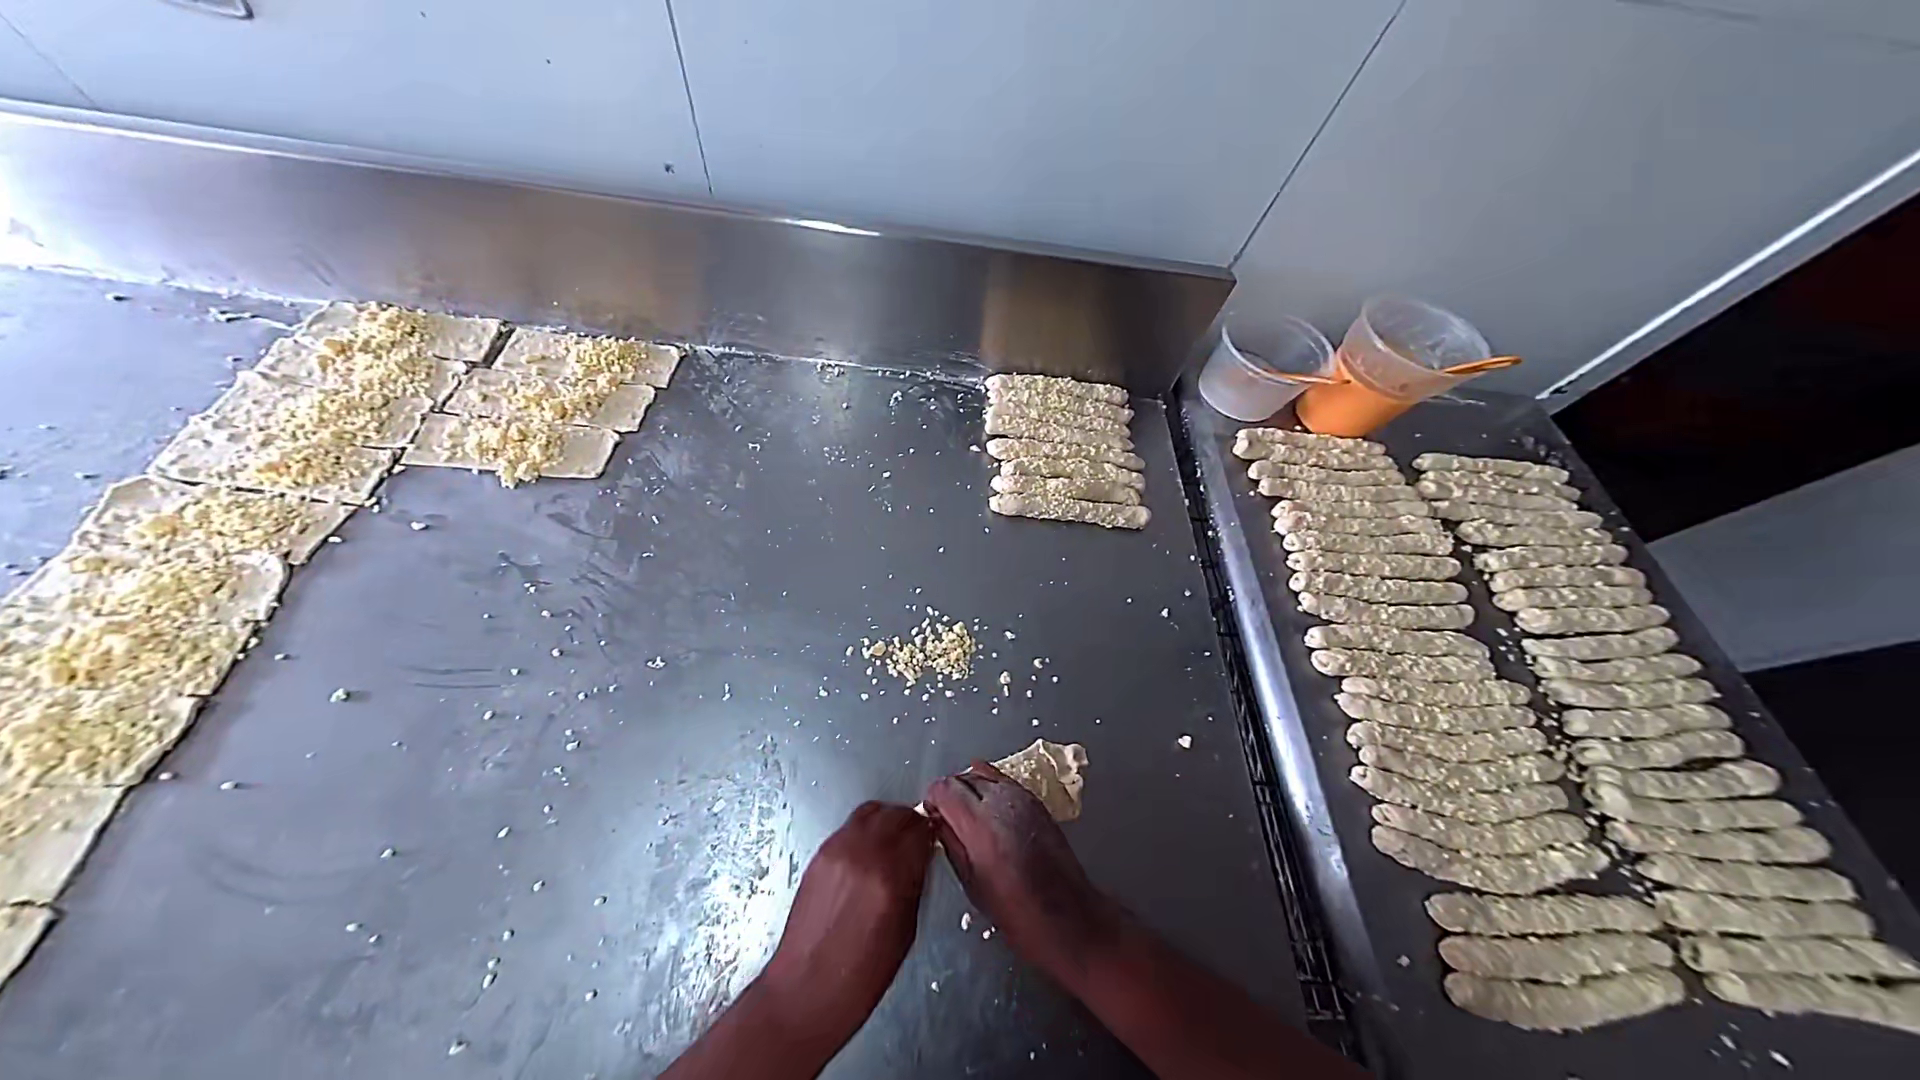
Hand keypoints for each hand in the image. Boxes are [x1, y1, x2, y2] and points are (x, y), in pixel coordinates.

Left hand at [757, 801, 934, 1035]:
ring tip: (893, 839)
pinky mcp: (820, 854)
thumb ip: (914, 883)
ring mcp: (837, 851)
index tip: (932, 839)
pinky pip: (850, 826)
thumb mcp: (906, 930)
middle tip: (917, 837)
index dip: (930, 833)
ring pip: (872, 812)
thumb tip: (920, 857)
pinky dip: (865, 830)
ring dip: (888, 820)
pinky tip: (869, 850)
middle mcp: (863, 855)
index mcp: (891, 877)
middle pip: (896, 814)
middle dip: (911, 823)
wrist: (806, 990)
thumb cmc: (860, 975)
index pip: (920, 830)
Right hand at [922, 762, 1118, 986]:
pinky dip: (992, 788)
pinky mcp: (1037, 802)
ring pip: (985, 775)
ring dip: (971, 789)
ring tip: (969, 817)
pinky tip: (990, 810)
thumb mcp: (971, 881)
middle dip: (950, 792)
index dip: (933, 799)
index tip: (932, 815)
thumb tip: (936, 820)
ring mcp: (1022, 798)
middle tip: (947, 817)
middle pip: (963, 777)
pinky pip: (1005, 782)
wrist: (1067, 915)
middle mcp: (1000, 801)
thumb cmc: (1015, 910)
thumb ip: (950, 842)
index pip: (944, 787)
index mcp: (979, 822)